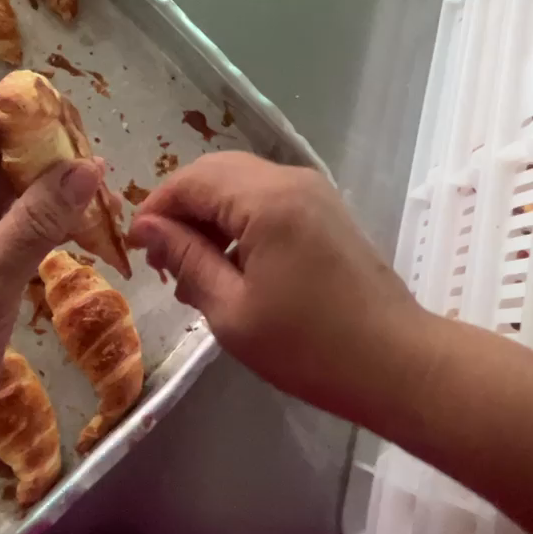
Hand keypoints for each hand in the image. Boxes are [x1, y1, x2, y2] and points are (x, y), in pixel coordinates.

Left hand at [0, 94, 102, 434]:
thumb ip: (38, 220)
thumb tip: (89, 165)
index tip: (37, 113)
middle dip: (27, 139)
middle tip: (78, 141)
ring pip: (2, 181)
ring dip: (44, 176)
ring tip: (92, 176)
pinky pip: (16, 217)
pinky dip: (47, 211)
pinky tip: (85, 216)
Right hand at [128, 152, 422, 415]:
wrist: (396, 362)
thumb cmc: (309, 346)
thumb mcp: (232, 310)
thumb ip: (185, 259)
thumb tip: (146, 228)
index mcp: (265, 199)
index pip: (191, 181)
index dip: (156, 208)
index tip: (136, 248)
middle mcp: (289, 178)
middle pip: (215, 171)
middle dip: (181, 207)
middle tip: (163, 260)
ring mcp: (311, 189)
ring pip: (240, 180)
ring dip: (209, 213)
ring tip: (193, 268)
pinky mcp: (323, 206)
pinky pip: (266, 195)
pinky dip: (238, 217)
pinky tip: (231, 262)